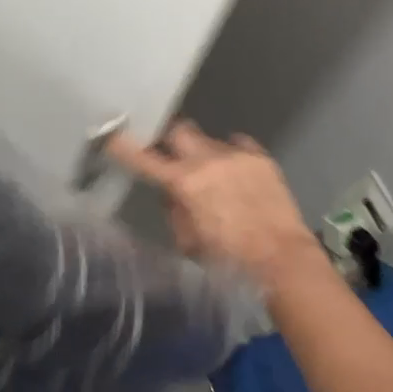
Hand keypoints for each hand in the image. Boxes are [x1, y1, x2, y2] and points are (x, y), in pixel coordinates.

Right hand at [107, 120, 324, 290]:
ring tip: (214, 177)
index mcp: (184, 183)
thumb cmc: (230, 261)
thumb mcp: (189, 245)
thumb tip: (171, 194)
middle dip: (172, 140)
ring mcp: (236, 154)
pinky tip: (236, 173)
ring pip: (209, 141)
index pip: (145, 159)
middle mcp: (207, 159)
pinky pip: (237, 145)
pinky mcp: (260, 156)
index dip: (125, 147)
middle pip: (179, 130)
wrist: (282, 260)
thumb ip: (175, 212)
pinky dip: (232, 156)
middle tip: (171, 154)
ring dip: (205, 156)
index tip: (110, 134)